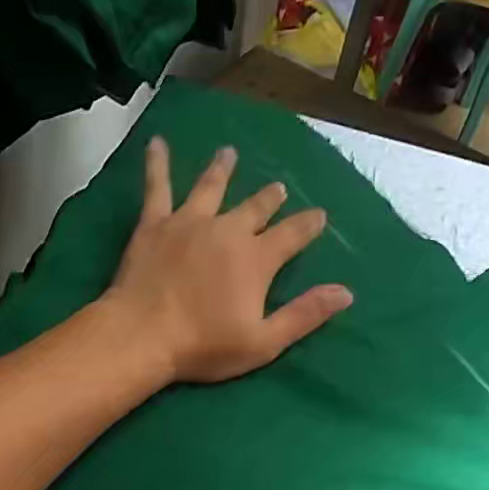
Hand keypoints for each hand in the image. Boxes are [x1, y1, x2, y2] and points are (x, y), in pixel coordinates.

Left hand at [102, 137, 351, 383]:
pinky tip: (157, 144)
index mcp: (256, 259)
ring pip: (210, 187)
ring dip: (222, 169)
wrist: (142, 336)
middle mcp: (227, 230)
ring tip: (229, 152)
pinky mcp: (154, 224)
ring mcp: (188, 222)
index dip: (308, 225)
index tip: (319, 216)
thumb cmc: (204, 345)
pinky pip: (157, 187)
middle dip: (270, 198)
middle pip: (255, 208)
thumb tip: (346, 292)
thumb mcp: (264, 342)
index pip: (292, 235)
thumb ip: (305, 314)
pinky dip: (158, 164)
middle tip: (278, 188)